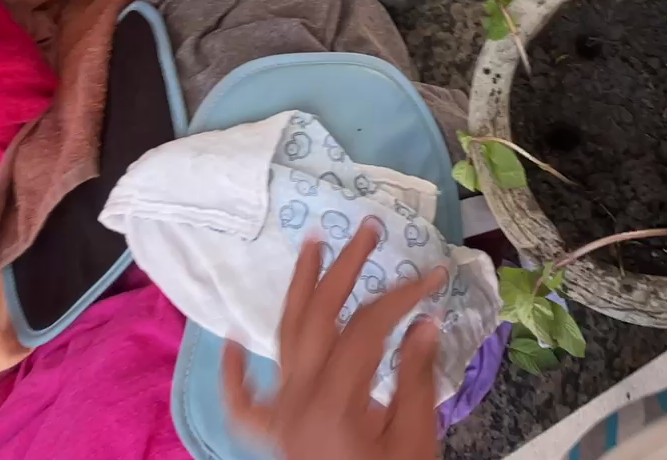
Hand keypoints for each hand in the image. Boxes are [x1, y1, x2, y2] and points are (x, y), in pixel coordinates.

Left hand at [224, 220, 447, 459]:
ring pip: (283, 337)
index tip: (435, 274)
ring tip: (311, 244)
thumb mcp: (415, 437)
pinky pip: (244, 402)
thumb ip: (416, 375)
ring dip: (298, 287)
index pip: (370, 326)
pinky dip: (235, 371)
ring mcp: (280, 416)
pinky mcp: (273, 435)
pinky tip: (231, 341)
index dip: (403, 295)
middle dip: (345, 267)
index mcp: (335, 401)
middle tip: (369, 229)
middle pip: (319, 316)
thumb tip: (427, 318)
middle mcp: (298, 399)